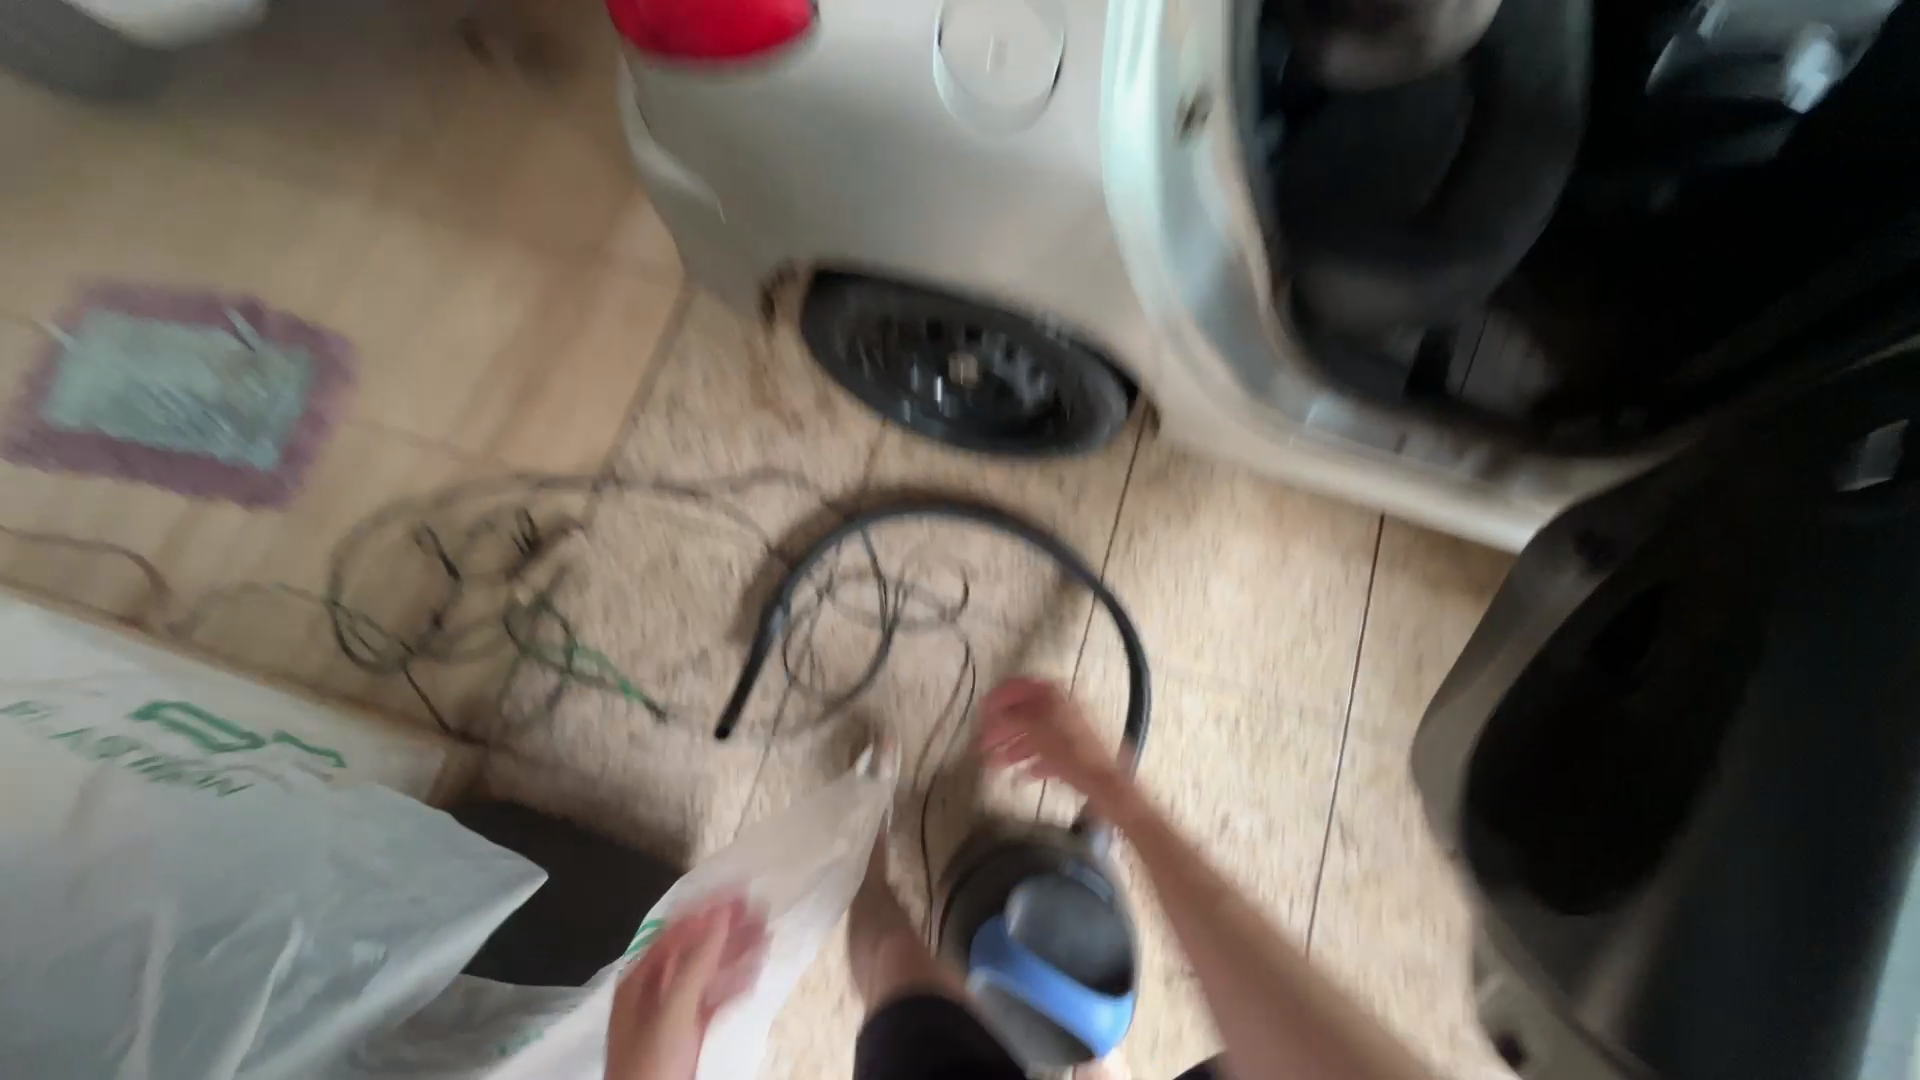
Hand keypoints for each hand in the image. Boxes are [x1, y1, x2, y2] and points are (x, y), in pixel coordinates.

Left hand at [606, 893, 767, 1079]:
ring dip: (737, 951)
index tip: (741, 890)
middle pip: (696, 946)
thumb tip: (720, 914)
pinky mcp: (690, 1032)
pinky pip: (715, 998)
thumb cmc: (651, 1065)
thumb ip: (697, 961)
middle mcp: (656, 988)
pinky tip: (757, 971)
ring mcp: (673, 1012)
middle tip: (762, 907)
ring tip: (767, 932)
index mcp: (641, 977)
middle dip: (728, 927)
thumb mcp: (673, 1010)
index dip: (709, 907)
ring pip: (709, 971)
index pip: (677, 928)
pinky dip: (735, 983)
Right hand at [978, 677, 1130, 808]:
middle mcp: (1064, 709)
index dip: (1001, 695)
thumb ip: (1016, 716)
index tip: (983, 709)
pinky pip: (1050, 752)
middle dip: (1003, 727)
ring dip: (1014, 745)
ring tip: (996, 763)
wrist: (1108, 785)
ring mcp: (1071, 732)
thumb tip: (996, 710)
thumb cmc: (1075, 755)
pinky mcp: (1076, 753)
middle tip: (984, 741)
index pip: (1023, 686)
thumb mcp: (1040, 732)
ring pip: (1037, 734)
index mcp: (1057, 697)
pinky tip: (1025, 773)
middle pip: (1027, 712)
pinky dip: (1034, 760)